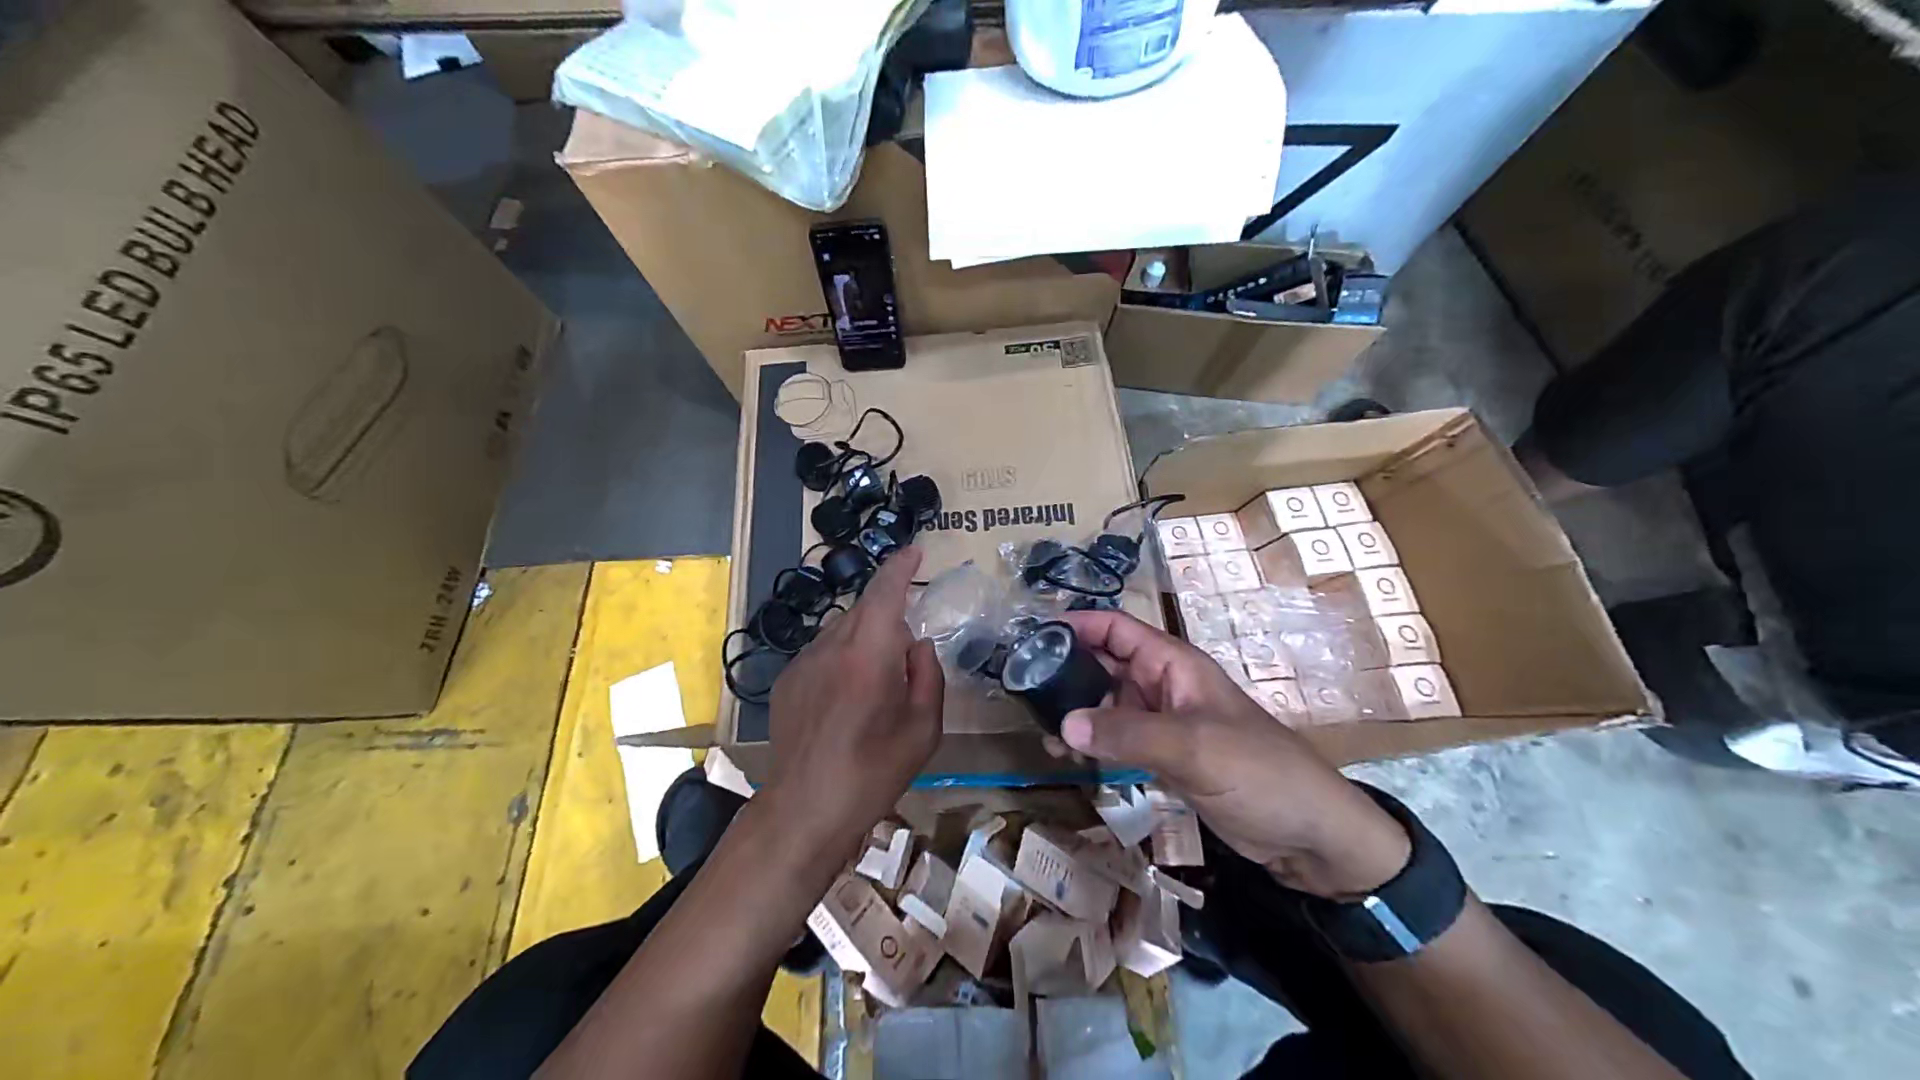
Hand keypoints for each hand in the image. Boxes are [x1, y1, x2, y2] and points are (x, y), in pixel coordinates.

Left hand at [764, 546, 943, 859]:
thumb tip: (916, 645)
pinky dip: (840, 662)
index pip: (885, 592)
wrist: (805, 809)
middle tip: (902, 666)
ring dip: (863, 645)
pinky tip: (844, 704)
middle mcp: (830, 648)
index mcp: (868, 655)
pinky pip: (821, 655)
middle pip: (864, 613)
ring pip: (841, 634)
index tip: (915, 550)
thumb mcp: (924, 729)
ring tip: (871, 693)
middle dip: (888, 625)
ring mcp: (802, 663)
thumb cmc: (874, 772)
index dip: (900, 566)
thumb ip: (928, 675)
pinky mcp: (785, 681)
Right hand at [1059, 609, 1410, 899]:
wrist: (1310, 833)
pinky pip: (1117, 740)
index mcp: (1174, 664)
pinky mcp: (1163, 758)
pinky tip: (1067, 753)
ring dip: (1075, 712)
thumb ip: (1127, 733)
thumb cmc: (1259, 772)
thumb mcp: (1193, 747)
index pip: (1116, 629)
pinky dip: (1092, 742)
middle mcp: (1163, 686)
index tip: (1032, 638)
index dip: (1077, 625)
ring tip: (1039, 727)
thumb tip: (1063, 723)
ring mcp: (1163, 723)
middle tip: (1022, 688)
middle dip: (1066, 671)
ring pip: (1107, 705)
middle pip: (1105, 664)